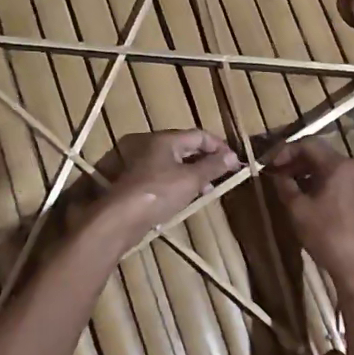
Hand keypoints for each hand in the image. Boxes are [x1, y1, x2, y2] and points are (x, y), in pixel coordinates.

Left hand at [91, 130, 239, 242]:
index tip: (234, 162)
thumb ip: (213, 166)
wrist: (119, 219)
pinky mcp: (137, 181)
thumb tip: (233, 157)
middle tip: (223, 175)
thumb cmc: (159, 193)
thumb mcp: (192, 179)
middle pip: (187, 147)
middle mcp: (151, 146)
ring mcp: (141, 164)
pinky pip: (165, 175)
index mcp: (165, 140)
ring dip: (195, 173)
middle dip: (208, 160)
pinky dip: (180, 181)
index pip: (200, 135)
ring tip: (208, 189)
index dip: (220, 147)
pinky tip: (188, 196)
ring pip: (176, 163)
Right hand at [266, 139, 353, 283]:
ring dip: (306, 171)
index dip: (285, 151)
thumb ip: (285, 186)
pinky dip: (319, 181)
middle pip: (320, 154)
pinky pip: (337, 179)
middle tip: (273, 172)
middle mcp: (353, 167)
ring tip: (285, 183)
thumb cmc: (327, 234)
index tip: (267, 163)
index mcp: (339, 165)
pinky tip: (305, 194)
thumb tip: (276, 175)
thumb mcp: (298, 209)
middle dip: (295, 160)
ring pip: (328, 167)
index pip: (309, 144)